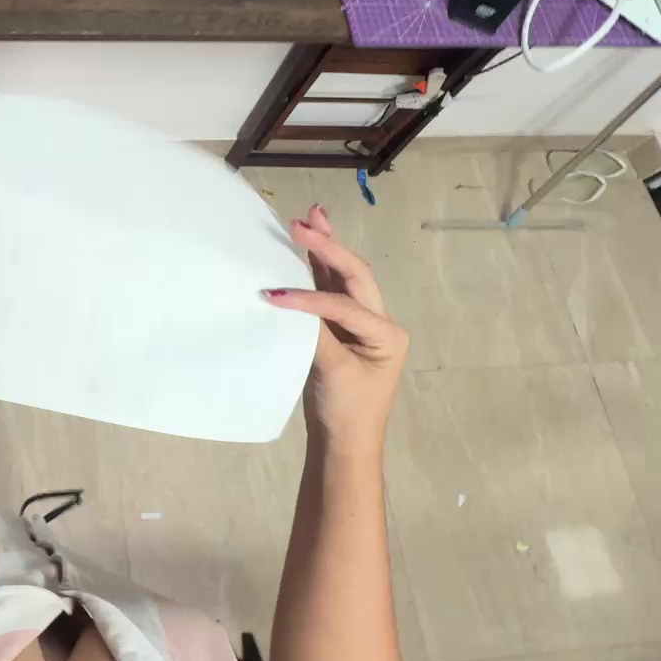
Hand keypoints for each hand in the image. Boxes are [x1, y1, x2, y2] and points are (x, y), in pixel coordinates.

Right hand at [263, 204, 408, 448]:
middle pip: (353, 275)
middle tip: (305, 219)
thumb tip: (287, 300)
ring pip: (342, 278)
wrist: (345, 443)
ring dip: (325, 249)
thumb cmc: (347, 411)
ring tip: (310, 217)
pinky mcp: (339, 329)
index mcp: (387, 333)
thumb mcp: (334, 372)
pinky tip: (303, 250)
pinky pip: (328, 292)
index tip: (273, 296)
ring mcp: (359, 324)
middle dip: (330, 245)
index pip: (344, 304)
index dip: (309, 298)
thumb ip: (315, 333)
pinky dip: (314, 270)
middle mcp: (378, 321)